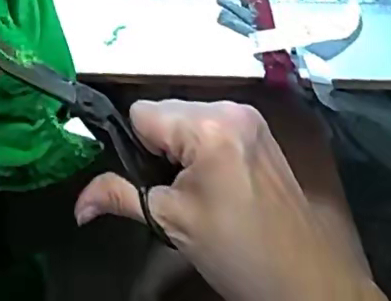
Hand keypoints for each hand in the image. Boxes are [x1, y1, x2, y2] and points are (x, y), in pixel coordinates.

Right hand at [75, 100, 381, 300]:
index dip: (136, 148)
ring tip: (196, 189)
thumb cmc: (241, 255)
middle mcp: (228, 107)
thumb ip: (121, 198)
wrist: (312, 285)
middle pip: (165, 111)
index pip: (142, 113)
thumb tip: (79, 204)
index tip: (150, 182)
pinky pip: (211, 123)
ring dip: (180, 145)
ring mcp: (248, 116)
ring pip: (187, 116)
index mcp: (207, 126)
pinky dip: (203, 145)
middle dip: (159, 146)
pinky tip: (216, 182)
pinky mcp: (260, 128)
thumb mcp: (174, 225)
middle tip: (174, 192)